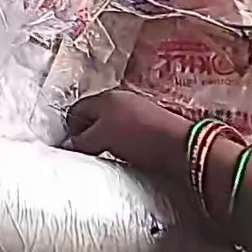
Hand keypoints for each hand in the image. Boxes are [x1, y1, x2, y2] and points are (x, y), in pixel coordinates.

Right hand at [62, 89, 191, 175]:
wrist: (182, 147)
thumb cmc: (138, 138)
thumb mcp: (104, 139)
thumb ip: (82, 141)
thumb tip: (68, 145)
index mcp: (105, 97)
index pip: (77, 109)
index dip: (70, 127)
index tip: (70, 145)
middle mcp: (121, 98)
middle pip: (94, 115)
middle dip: (88, 132)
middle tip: (87, 151)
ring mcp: (139, 109)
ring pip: (111, 123)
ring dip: (106, 137)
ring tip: (106, 154)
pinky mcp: (153, 122)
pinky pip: (128, 130)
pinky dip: (122, 140)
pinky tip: (126, 153)